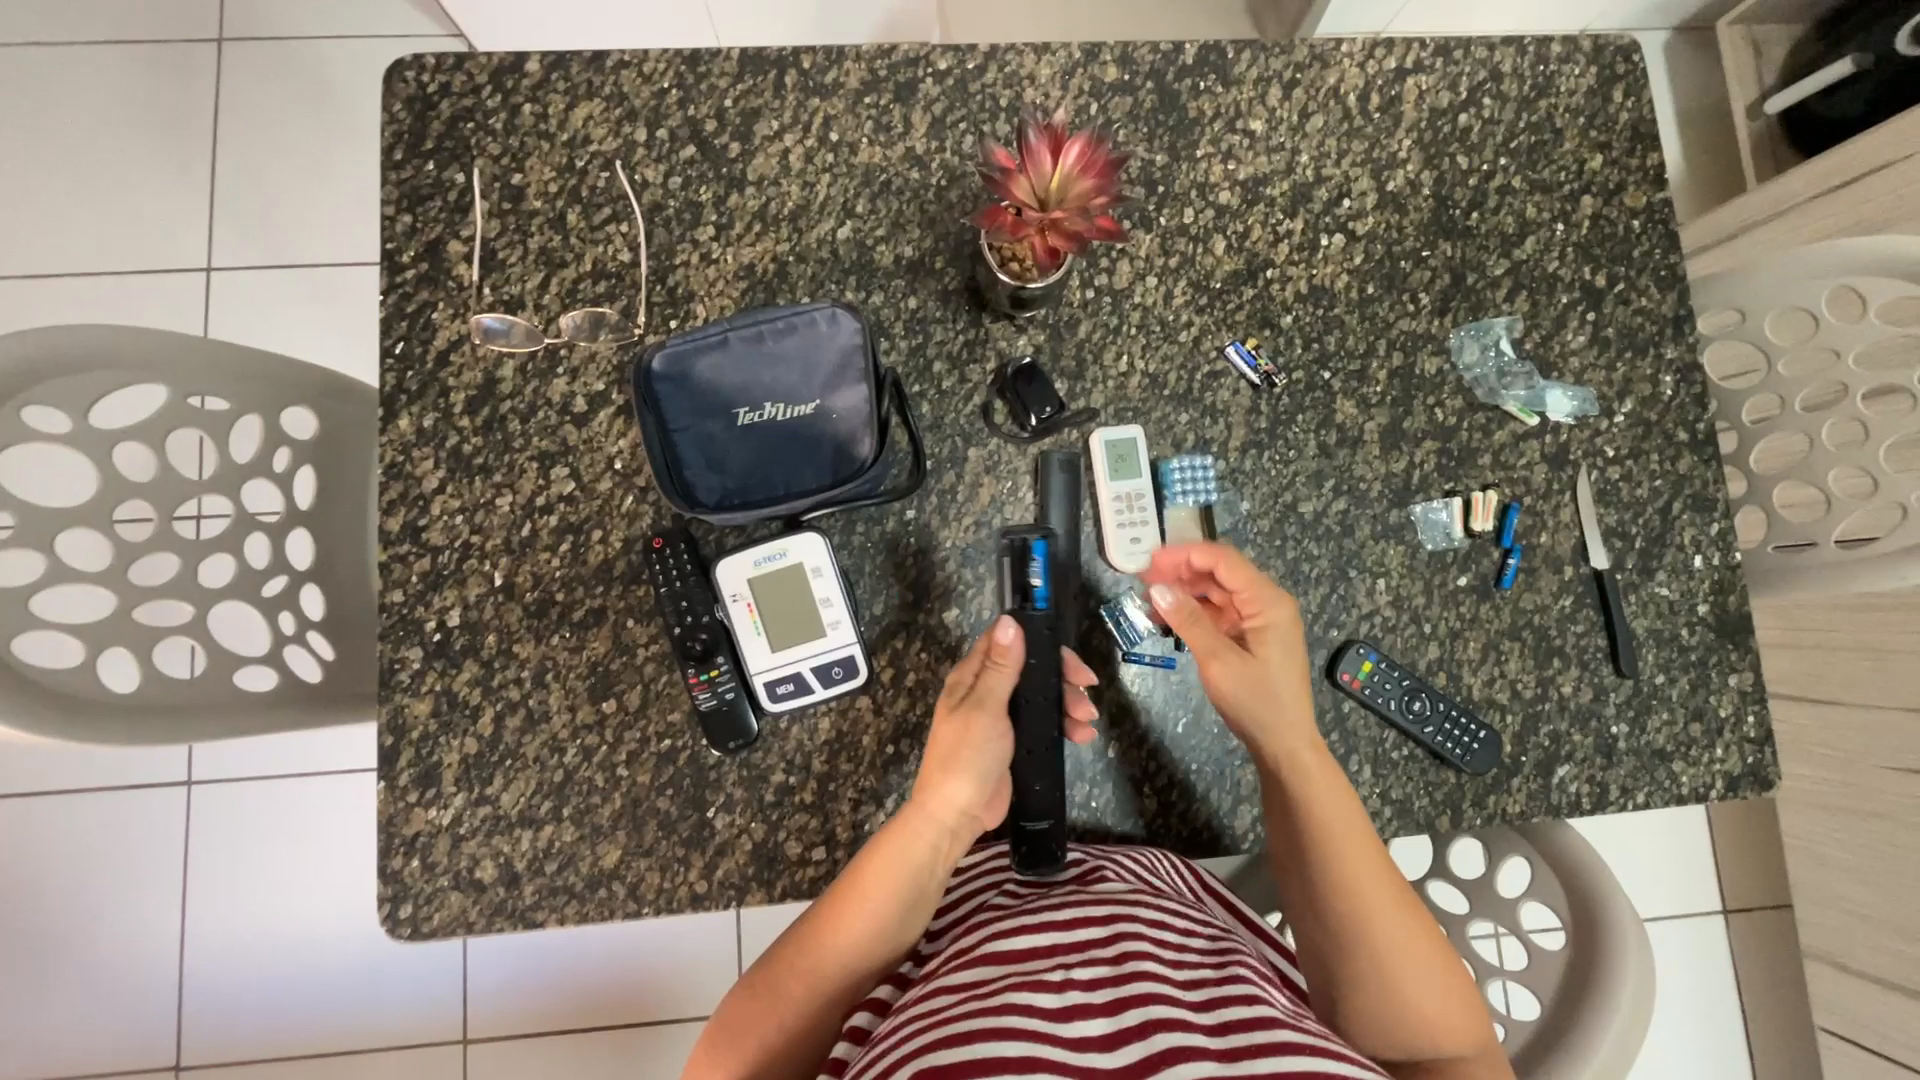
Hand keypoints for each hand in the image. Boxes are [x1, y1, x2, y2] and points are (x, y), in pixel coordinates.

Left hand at [907, 615, 1099, 848]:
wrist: (956, 815)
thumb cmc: (965, 757)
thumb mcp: (985, 707)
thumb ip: (1001, 667)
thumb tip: (1010, 621)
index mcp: (972, 676)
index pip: (1008, 642)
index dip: (1040, 643)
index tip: (1069, 660)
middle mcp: (986, 690)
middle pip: (1031, 670)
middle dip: (1061, 678)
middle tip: (1087, 691)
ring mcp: (1001, 717)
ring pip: (1041, 697)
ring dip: (1067, 704)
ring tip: (1087, 721)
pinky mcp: (1014, 741)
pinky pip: (1043, 724)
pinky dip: (1063, 726)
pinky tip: (1082, 736)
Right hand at [1139, 542, 1320, 763]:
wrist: (1284, 744)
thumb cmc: (1256, 702)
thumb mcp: (1218, 660)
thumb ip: (1188, 620)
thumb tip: (1157, 588)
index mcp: (1267, 601)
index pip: (1223, 560)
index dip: (1185, 555)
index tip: (1149, 562)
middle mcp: (1266, 602)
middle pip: (1219, 573)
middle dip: (1181, 572)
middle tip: (1142, 580)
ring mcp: (1259, 619)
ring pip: (1217, 592)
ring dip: (1184, 592)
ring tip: (1149, 599)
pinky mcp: (1251, 635)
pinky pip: (1219, 613)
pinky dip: (1193, 612)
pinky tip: (1167, 617)